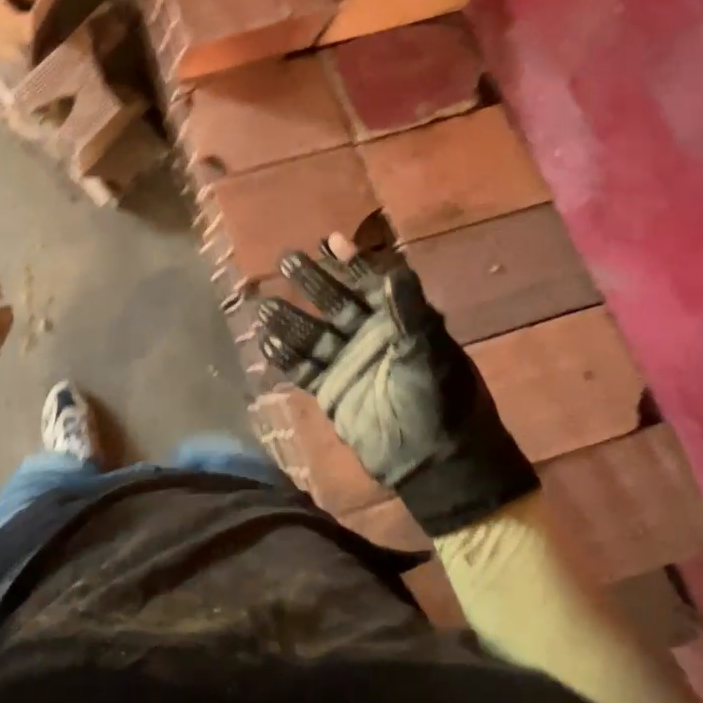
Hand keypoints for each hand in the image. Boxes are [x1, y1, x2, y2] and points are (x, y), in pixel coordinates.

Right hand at [256, 241, 537, 536]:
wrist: (433, 461)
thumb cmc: (439, 402)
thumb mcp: (429, 353)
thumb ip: (408, 312)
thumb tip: (393, 271)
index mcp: (397, 323)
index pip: (369, 284)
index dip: (350, 262)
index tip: (328, 241)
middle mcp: (368, 337)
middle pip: (333, 302)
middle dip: (310, 281)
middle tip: (285, 260)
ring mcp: (347, 363)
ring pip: (311, 333)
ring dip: (289, 319)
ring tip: (263, 305)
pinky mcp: (330, 390)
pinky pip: (302, 367)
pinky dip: (284, 356)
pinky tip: (265, 342)